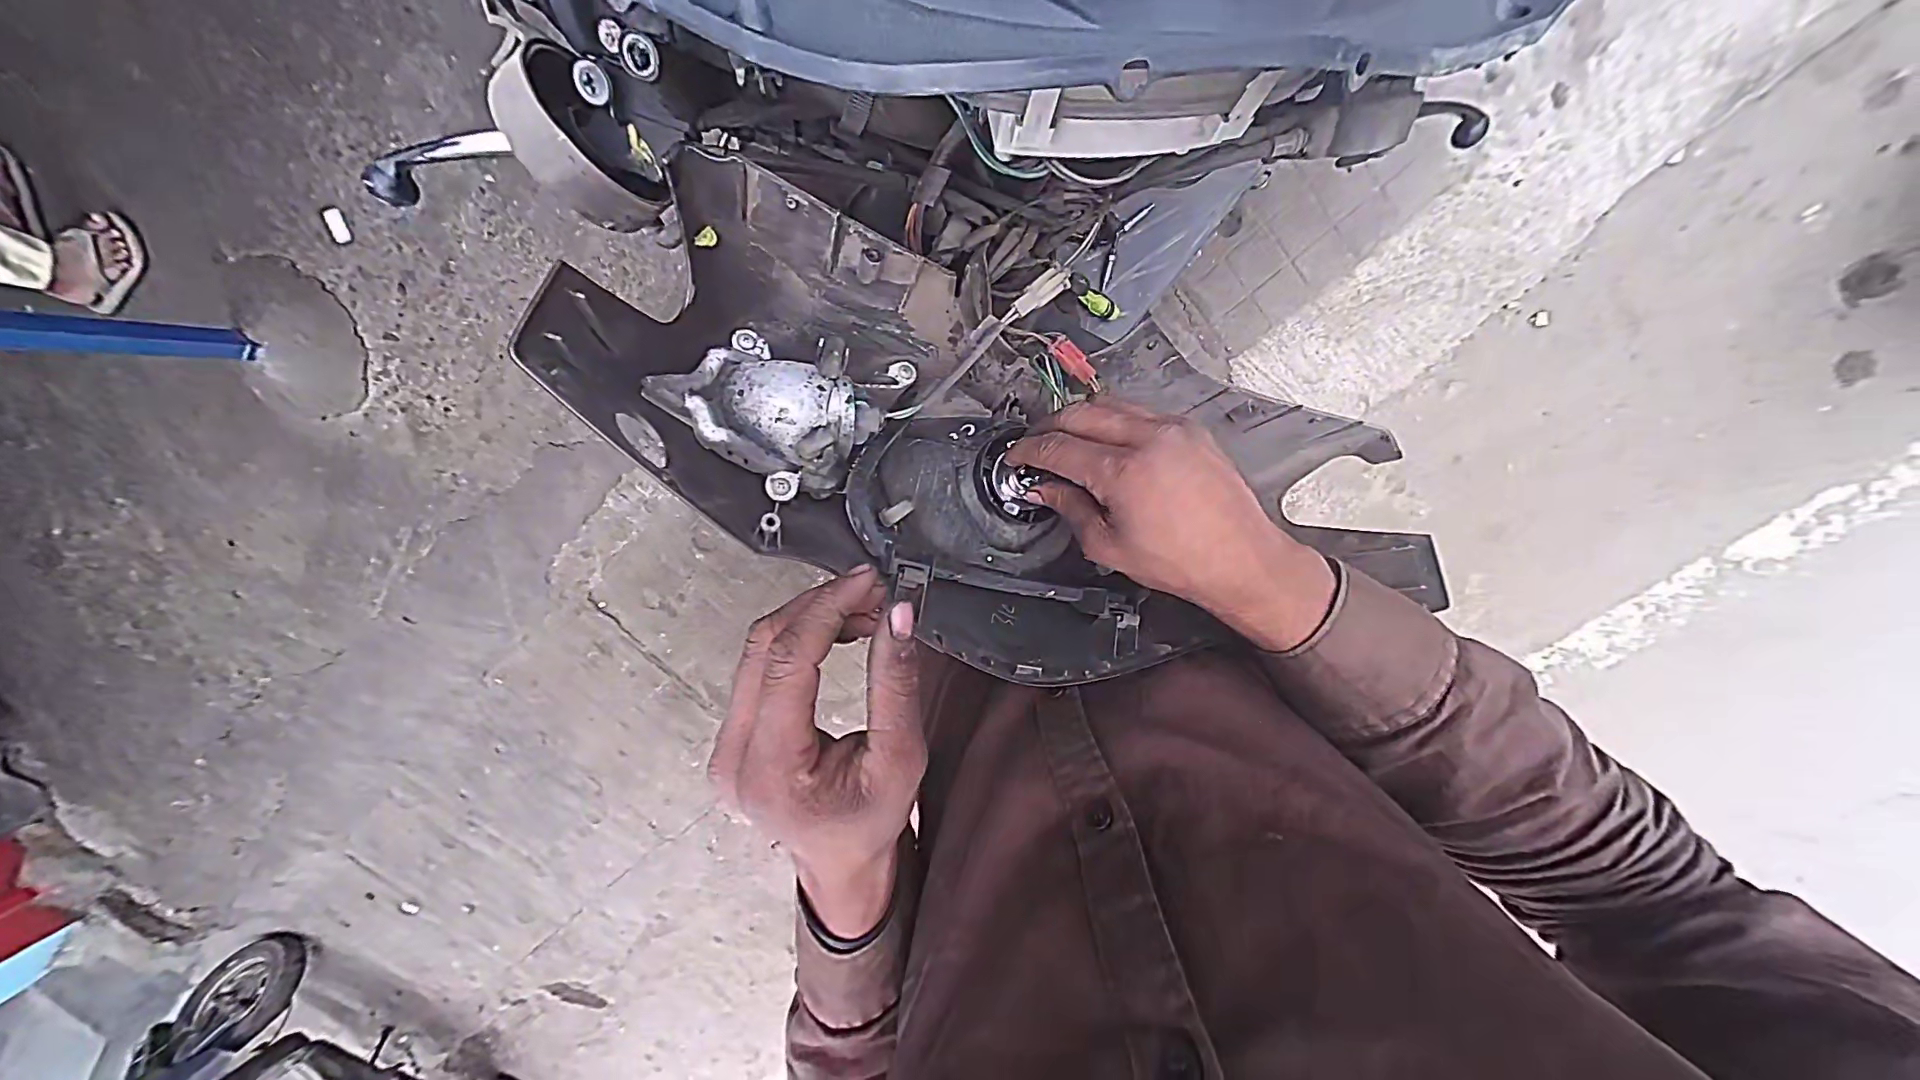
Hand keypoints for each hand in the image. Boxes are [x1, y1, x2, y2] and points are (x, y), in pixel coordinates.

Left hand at [708, 566, 924, 937]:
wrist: (840, 861)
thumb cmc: (871, 822)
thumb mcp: (901, 756)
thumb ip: (896, 683)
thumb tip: (899, 616)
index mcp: (772, 767)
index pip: (787, 661)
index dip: (828, 609)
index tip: (867, 583)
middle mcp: (735, 756)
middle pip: (765, 645)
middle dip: (822, 604)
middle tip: (871, 591)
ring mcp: (726, 746)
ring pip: (759, 648)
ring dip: (812, 616)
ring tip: (862, 609)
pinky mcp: (732, 734)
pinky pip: (759, 665)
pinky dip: (800, 636)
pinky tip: (836, 631)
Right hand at [1006, 399, 1336, 651]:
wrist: (1241, 558)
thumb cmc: (1181, 562)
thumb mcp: (1109, 546)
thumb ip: (1070, 508)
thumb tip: (1045, 488)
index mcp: (1124, 472)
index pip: (1059, 447)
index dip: (1028, 451)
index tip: (1016, 458)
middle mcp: (1149, 438)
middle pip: (1079, 413)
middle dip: (1048, 426)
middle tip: (1034, 445)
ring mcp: (1173, 428)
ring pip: (1109, 403)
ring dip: (1079, 416)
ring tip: (1065, 439)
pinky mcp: (1189, 428)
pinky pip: (1138, 410)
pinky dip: (1111, 418)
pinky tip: (1104, 439)